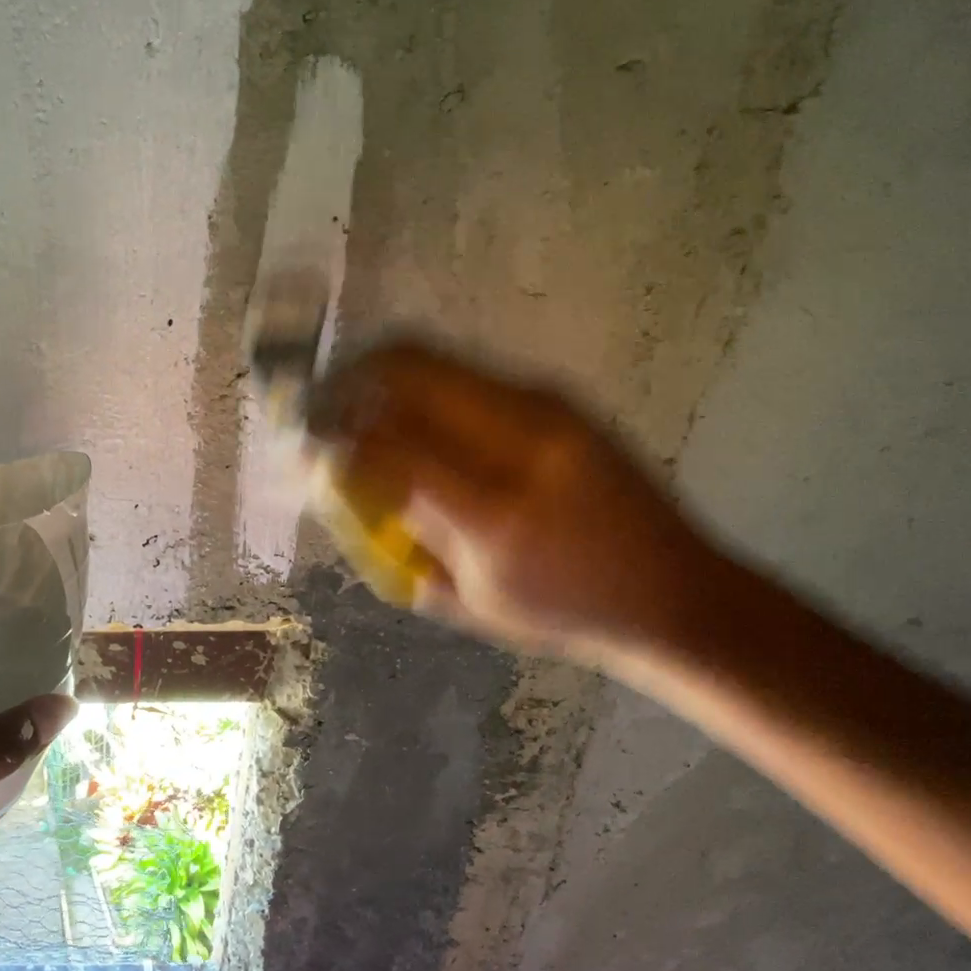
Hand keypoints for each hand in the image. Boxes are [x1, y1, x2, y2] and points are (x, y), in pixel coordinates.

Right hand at [305, 335, 719, 660]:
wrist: (674, 592)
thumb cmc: (560, 612)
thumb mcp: (464, 595)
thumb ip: (399, 534)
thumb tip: (339, 481)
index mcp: (496, 511)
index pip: (387, 446)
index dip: (329, 438)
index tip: (296, 447)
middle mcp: (522, 438)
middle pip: (406, 370)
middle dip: (344, 382)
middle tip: (314, 411)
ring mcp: (545, 405)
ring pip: (432, 359)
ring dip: (376, 377)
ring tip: (348, 409)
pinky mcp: (555, 396)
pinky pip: (461, 373)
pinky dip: (414, 386)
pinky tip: (403, 418)